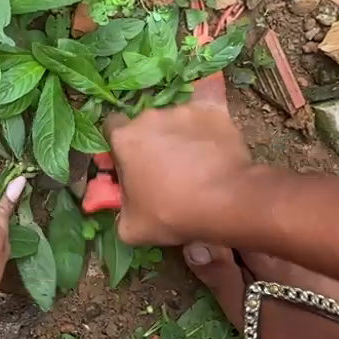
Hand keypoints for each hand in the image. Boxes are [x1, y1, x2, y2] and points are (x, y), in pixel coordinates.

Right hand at [105, 87, 252, 244]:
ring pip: (175, 120)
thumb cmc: (172, 213)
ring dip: (178, 136)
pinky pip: (205, 117)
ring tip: (193, 163)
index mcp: (125, 138)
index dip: (118, 146)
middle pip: (144, 124)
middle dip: (150, 141)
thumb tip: (122, 208)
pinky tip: (213, 151)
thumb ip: (119, 211)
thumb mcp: (132, 227)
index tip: (129, 163)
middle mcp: (150, 116)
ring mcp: (184, 111)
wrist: (227, 201)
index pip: (111, 128)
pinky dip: (206, 130)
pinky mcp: (214, 111)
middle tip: (163, 169)